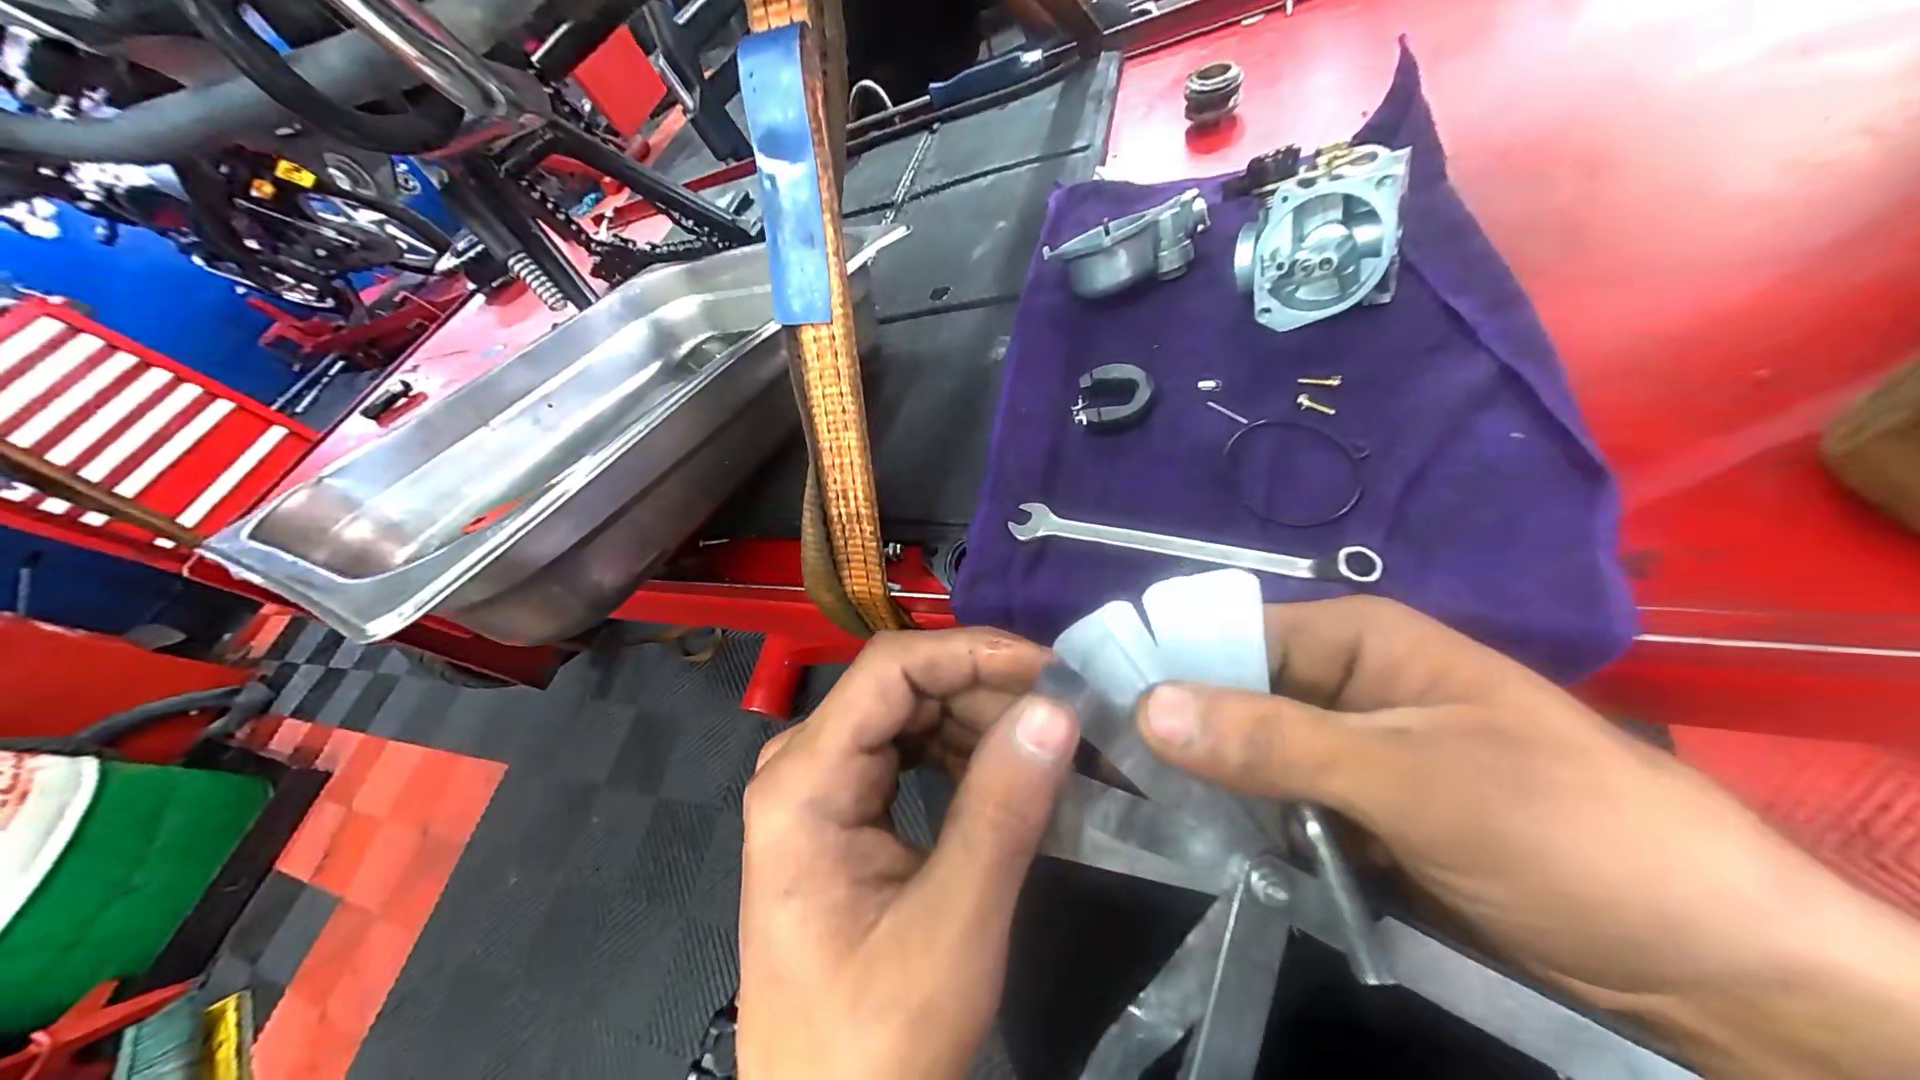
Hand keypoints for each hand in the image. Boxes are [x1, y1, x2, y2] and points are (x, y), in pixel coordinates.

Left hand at [738, 628, 1078, 1079]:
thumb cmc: (875, 1041)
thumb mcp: (951, 929)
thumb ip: (1002, 812)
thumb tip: (1057, 708)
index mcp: (802, 782)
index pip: (890, 670)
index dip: (974, 653)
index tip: (1053, 669)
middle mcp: (800, 765)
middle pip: (901, 687)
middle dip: (988, 689)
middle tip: (1067, 712)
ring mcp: (819, 786)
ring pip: (910, 714)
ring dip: (982, 720)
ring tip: (1050, 742)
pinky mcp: (842, 809)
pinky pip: (908, 752)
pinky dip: (964, 753)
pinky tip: (1010, 772)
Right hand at [1134, 596, 1919, 1079]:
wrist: (1712, 964)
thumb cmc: (1566, 830)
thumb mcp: (1411, 776)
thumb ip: (1274, 741)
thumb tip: (1147, 707)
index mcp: (1355, 640)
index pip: (1228, 633)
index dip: (1161, 660)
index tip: (1088, 700)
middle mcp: (1342, 685)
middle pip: (1230, 694)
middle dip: (1173, 727)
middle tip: (1092, 762)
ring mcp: (1347, 753)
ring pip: (1245, 754)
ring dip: (1200, 781)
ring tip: (1124, 803)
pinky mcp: (1355, 815)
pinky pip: (1273, 805)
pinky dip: (1236, 822)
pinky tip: (1187, 840)